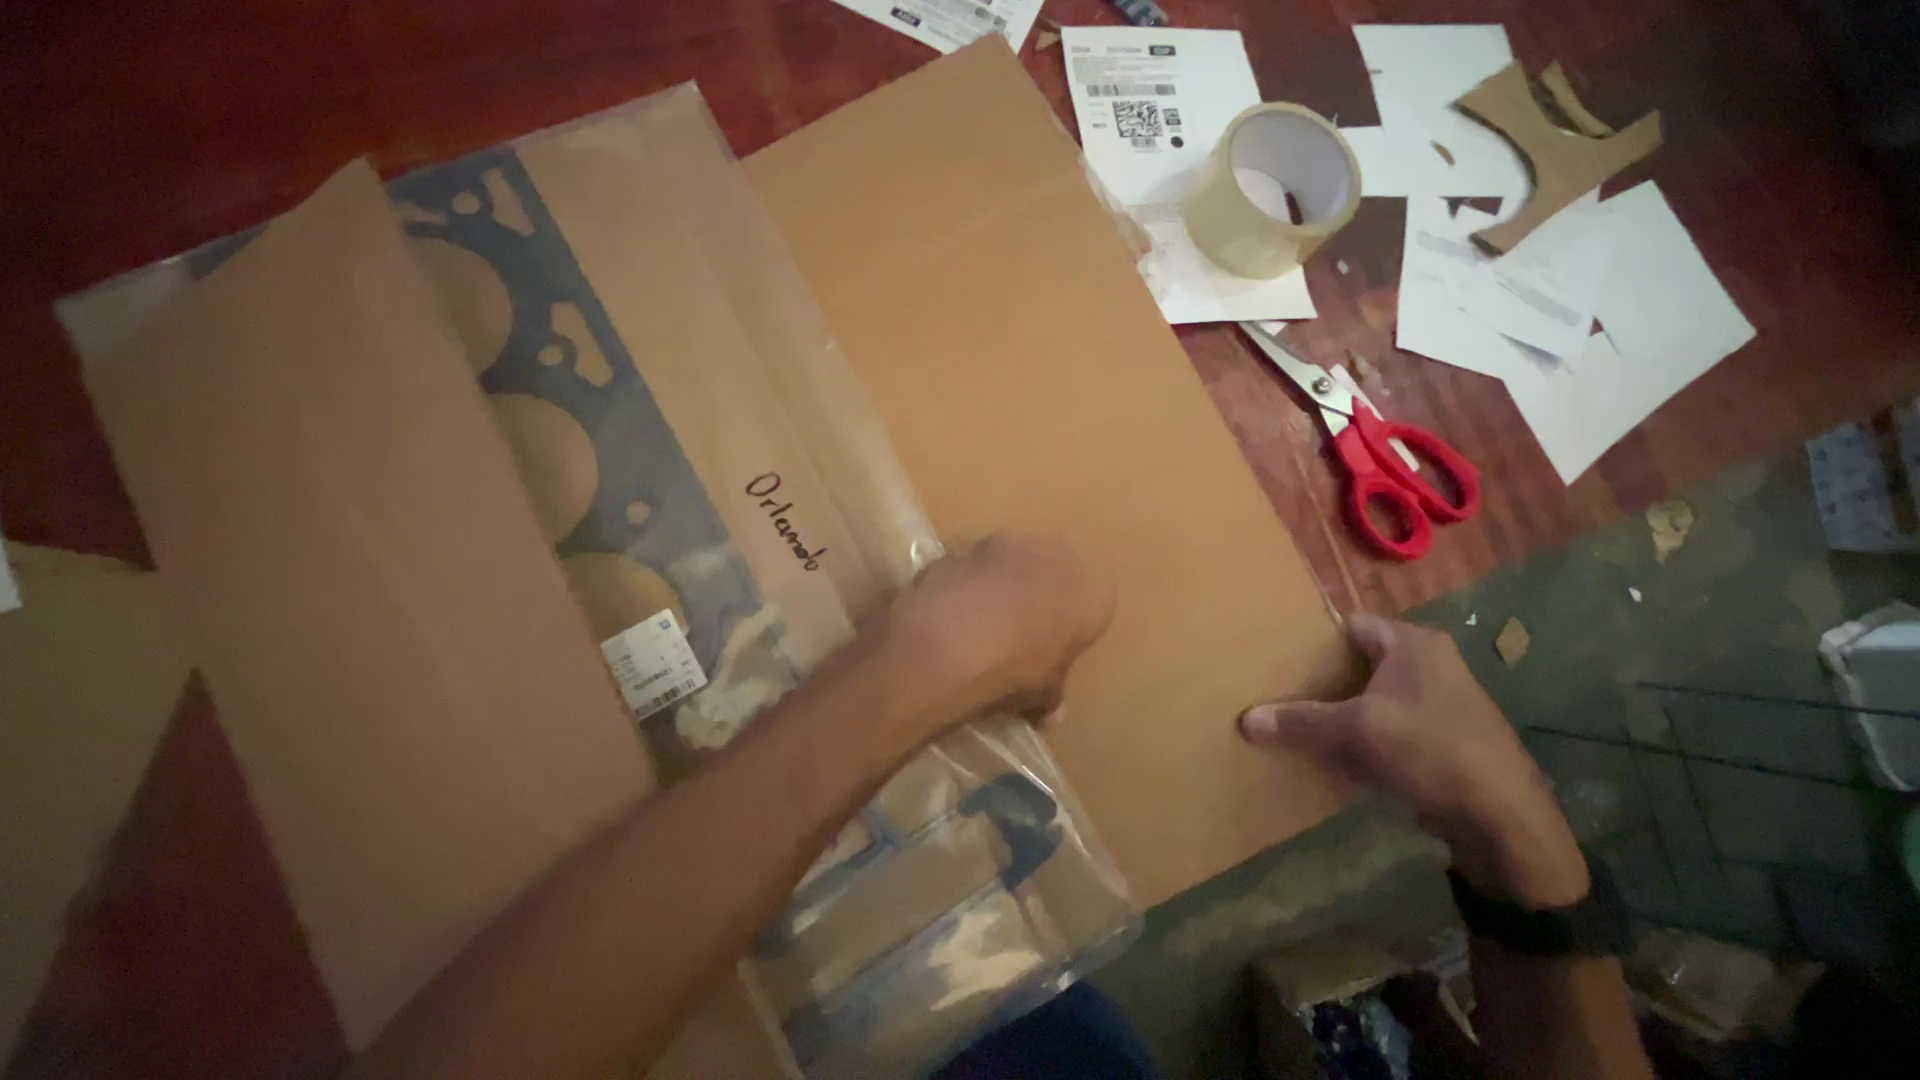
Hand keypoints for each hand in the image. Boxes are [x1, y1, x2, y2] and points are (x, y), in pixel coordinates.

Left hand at [886, 533, 1113, 720]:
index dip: (1073, 626)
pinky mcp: (966, 541)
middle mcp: (1058, 555)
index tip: (1054, 647)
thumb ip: (1050, 695)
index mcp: (1092, 594)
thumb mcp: (1042, 695)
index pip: (1096, 605)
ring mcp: (1009, 541)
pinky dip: (967, 578)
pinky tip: (951, 606)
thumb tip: (1051, 715)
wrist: (954, 640)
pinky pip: (973, 561)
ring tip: (978, 616)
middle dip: (1040, 592)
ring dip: (1001, 579)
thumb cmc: (1017, 670)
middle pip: (1055, 571)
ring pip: (1012, 558)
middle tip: (1018, 628)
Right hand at [1239, 615, 1588, 908]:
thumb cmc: (1430, 749)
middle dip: (1326, 678)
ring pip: (1378, 695)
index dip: (1316, 639)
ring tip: (1305, 723)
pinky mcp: (1447, 736)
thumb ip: (1301, 721)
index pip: (1352, 625)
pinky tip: (1343, 757)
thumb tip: (1245, 719)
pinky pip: (1394, 725)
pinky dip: (1368, 736)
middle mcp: (1432, 661)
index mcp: (1413, 642)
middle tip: (1284, 691)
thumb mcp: (1356, 731)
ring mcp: (1443, 700)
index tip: (1281, 657)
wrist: (1502, 815)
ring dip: (1347, 710)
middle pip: (1363, 660)